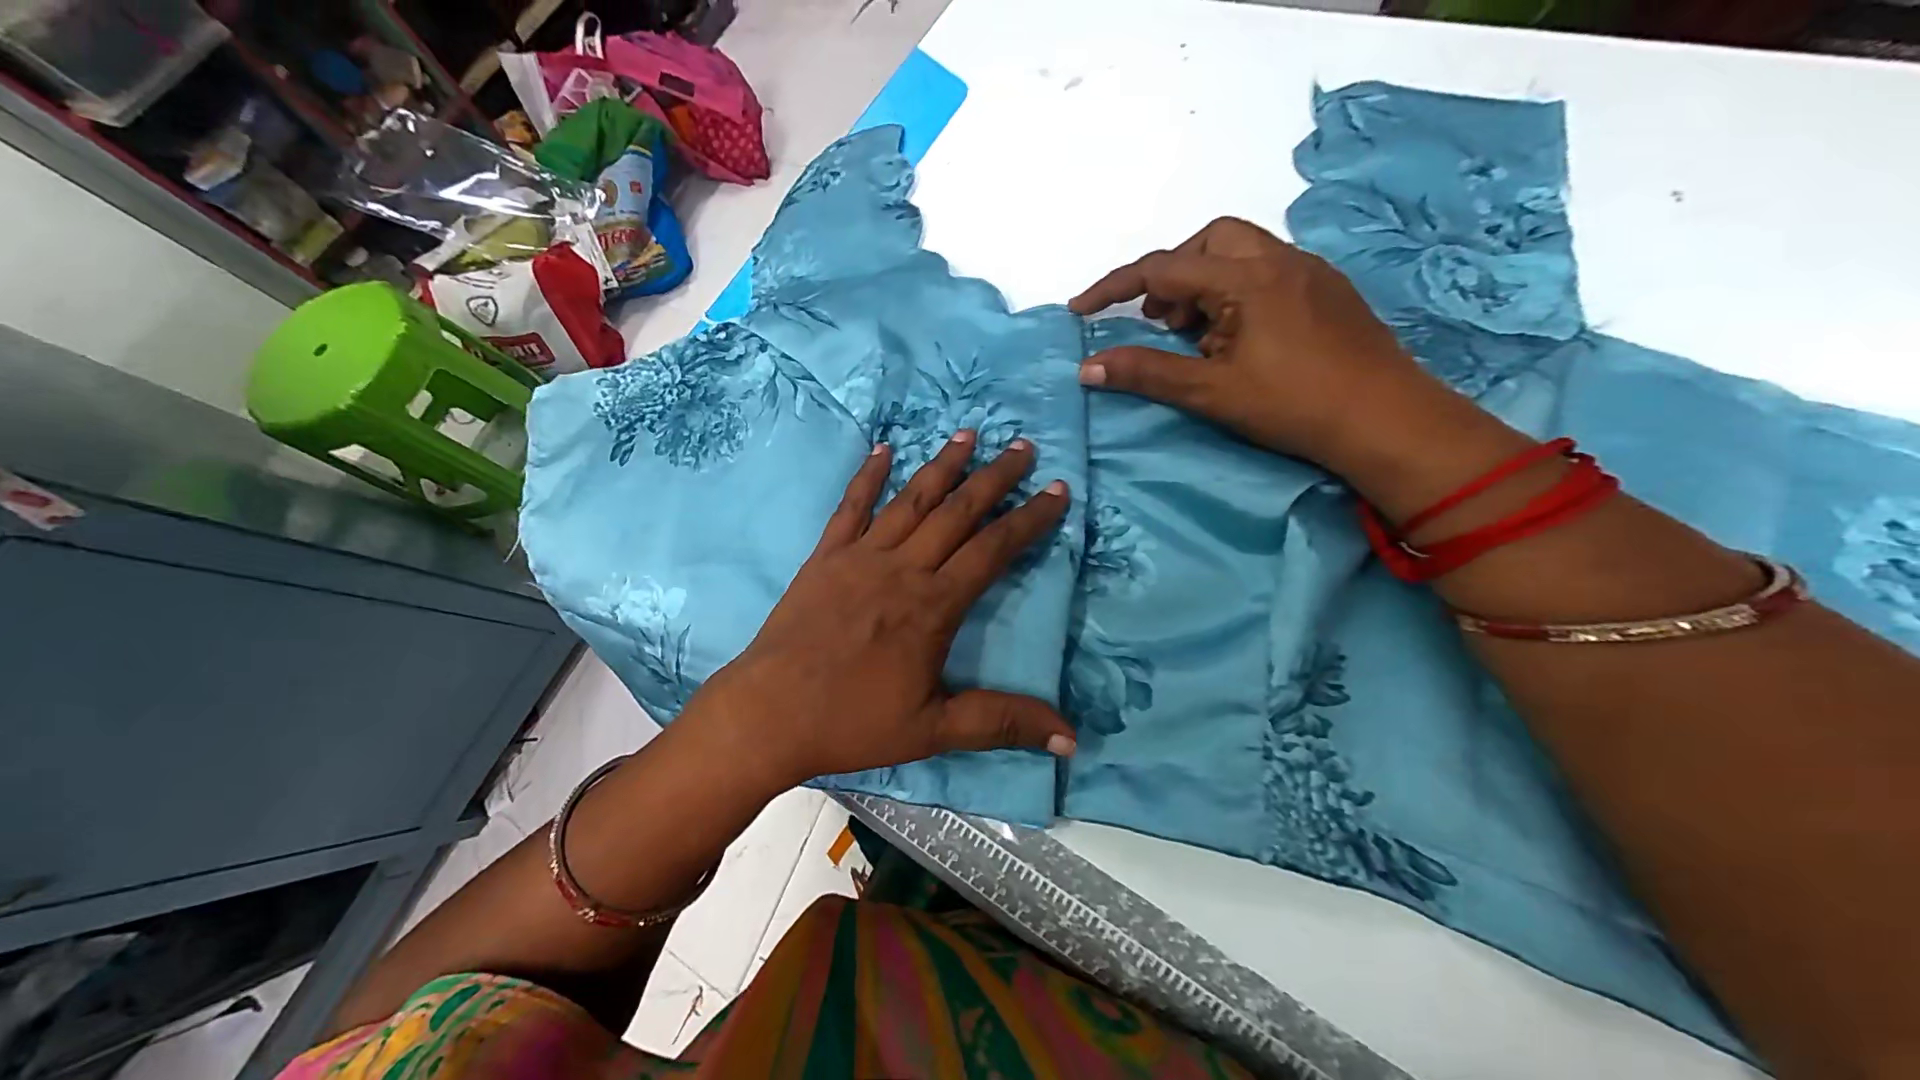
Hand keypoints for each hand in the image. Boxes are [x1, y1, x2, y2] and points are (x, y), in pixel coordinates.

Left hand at [685, 432, 1075, 791]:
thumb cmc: (852, 722)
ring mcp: (859, 556)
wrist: (768, 714)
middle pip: (957, 512)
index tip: (1057, 490)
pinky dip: (867, 476)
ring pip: (911, 500)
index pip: (993, 549)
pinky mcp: (825, 557)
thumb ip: (1002, 723)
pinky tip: (882, 448)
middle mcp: (901, 568)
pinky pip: (850, 507)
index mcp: (933, 605)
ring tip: (968, 434)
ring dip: (942, 465)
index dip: (1029, 518)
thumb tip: (1071, 740)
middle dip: (995, 477)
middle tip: (1023, 447)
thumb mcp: (934, 730)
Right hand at [1069, 217, 1446, 469]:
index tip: (1081, 310)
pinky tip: (1237, 339)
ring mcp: (1310, 272)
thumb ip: (1147, 373)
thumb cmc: (1293, 404)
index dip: (1115, 288)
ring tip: (1196, 336)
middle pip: (1209, 242)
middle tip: (1158, 320)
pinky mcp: (1328, 292)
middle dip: (1171, 274)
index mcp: (1247, 277)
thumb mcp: (1211, 392)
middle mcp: (1280, 260)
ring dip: (1204, 284)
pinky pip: (1268, 274)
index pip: (1164, 267)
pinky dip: (1236, 294)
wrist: (1386, 420)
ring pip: (1241, 255)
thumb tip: (1089, 368)